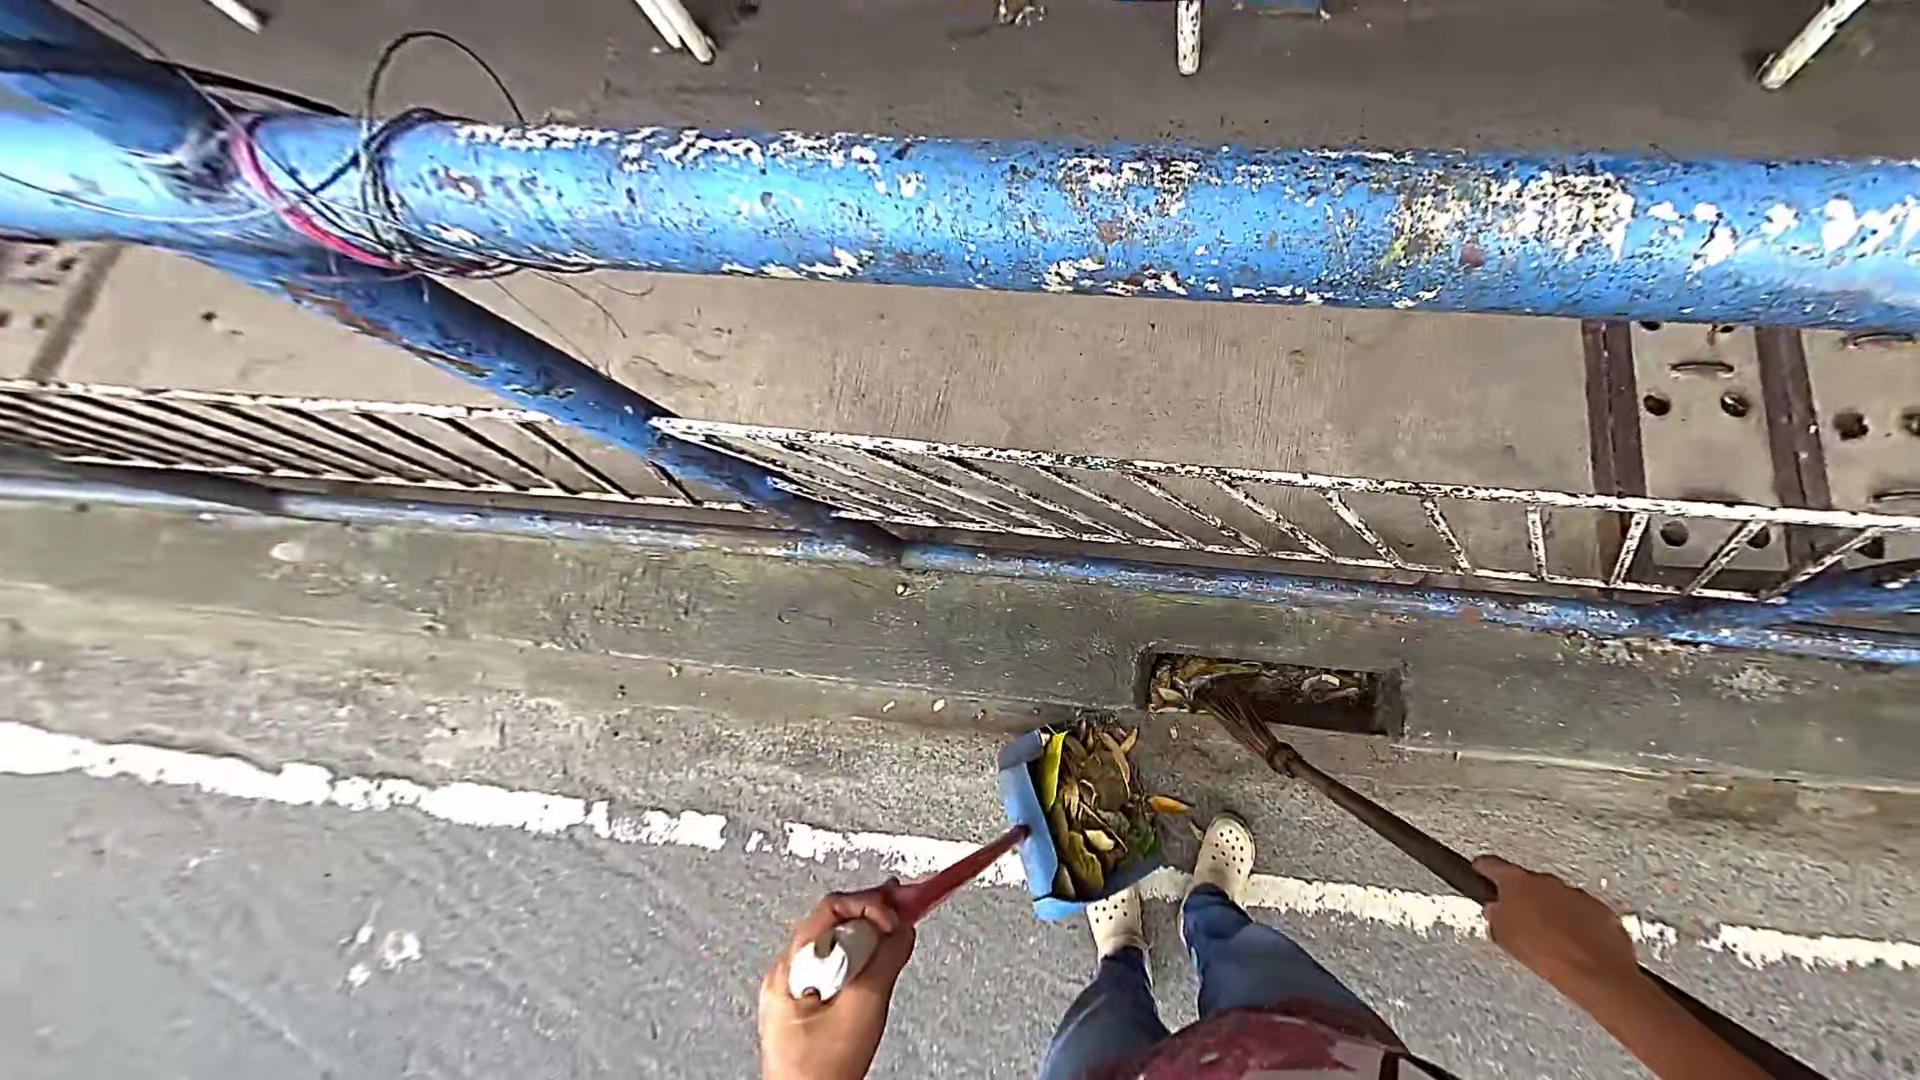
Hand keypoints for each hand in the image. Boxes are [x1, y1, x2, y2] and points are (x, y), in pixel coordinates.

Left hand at [759, 886, 916, 1079]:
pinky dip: (860, 956)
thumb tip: (904, 930)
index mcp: (791, 967)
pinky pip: (834, 964)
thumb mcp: (864, 1008)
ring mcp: (794, 990)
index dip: (870, 905)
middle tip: (903, 909)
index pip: (833, 908)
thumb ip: (886, 961)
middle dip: (873, 913)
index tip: (896, 916)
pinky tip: (877, 960)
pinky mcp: (805, 1005)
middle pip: (835, 920)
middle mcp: (787, 972)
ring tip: (895, 933)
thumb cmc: (820, 1076)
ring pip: (836, 942)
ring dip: (869, 934)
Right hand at [1474, 855, 1639, 1000]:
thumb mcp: (1501, 933)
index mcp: (1515, 880)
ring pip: (1559, 897)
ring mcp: (1577, 896)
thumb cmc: (1546, 953)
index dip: (1483, 868)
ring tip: (1553, 937)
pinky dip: (1580, 924)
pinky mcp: (1604, 914)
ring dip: (1554, 910)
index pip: (1491, 864)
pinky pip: (1586, 913)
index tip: (1480, 868)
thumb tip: (1496, 911)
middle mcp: (1546, 881)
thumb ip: (1494, 914)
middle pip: (1528, 882)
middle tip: (1521, 918)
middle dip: (1524, 897)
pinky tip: (1577, 944)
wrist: (1596, 976)